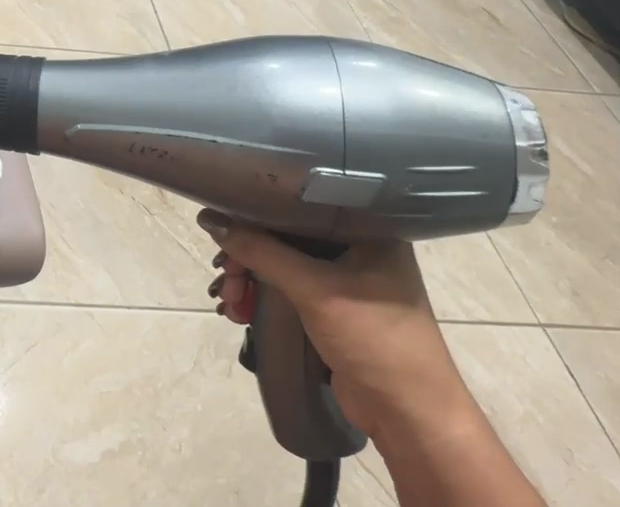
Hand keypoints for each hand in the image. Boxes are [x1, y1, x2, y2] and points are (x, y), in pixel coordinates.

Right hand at [198, 210, 466, 442]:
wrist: (410, 415)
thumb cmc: (375, 339)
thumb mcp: (313, 289)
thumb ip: (260, 251)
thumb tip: (209, 220)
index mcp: (368, 230)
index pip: (299, 205)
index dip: (256, 215)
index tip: (223, 233)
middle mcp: (356, 248)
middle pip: (283, 237)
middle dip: (247, 258)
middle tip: (226, 281)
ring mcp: (345, 280)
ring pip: (280, 265)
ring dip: (249, 281)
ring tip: (231, 304)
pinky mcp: (332, 308)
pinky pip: (285, 289)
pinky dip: (261, 298)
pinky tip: (241, 312)